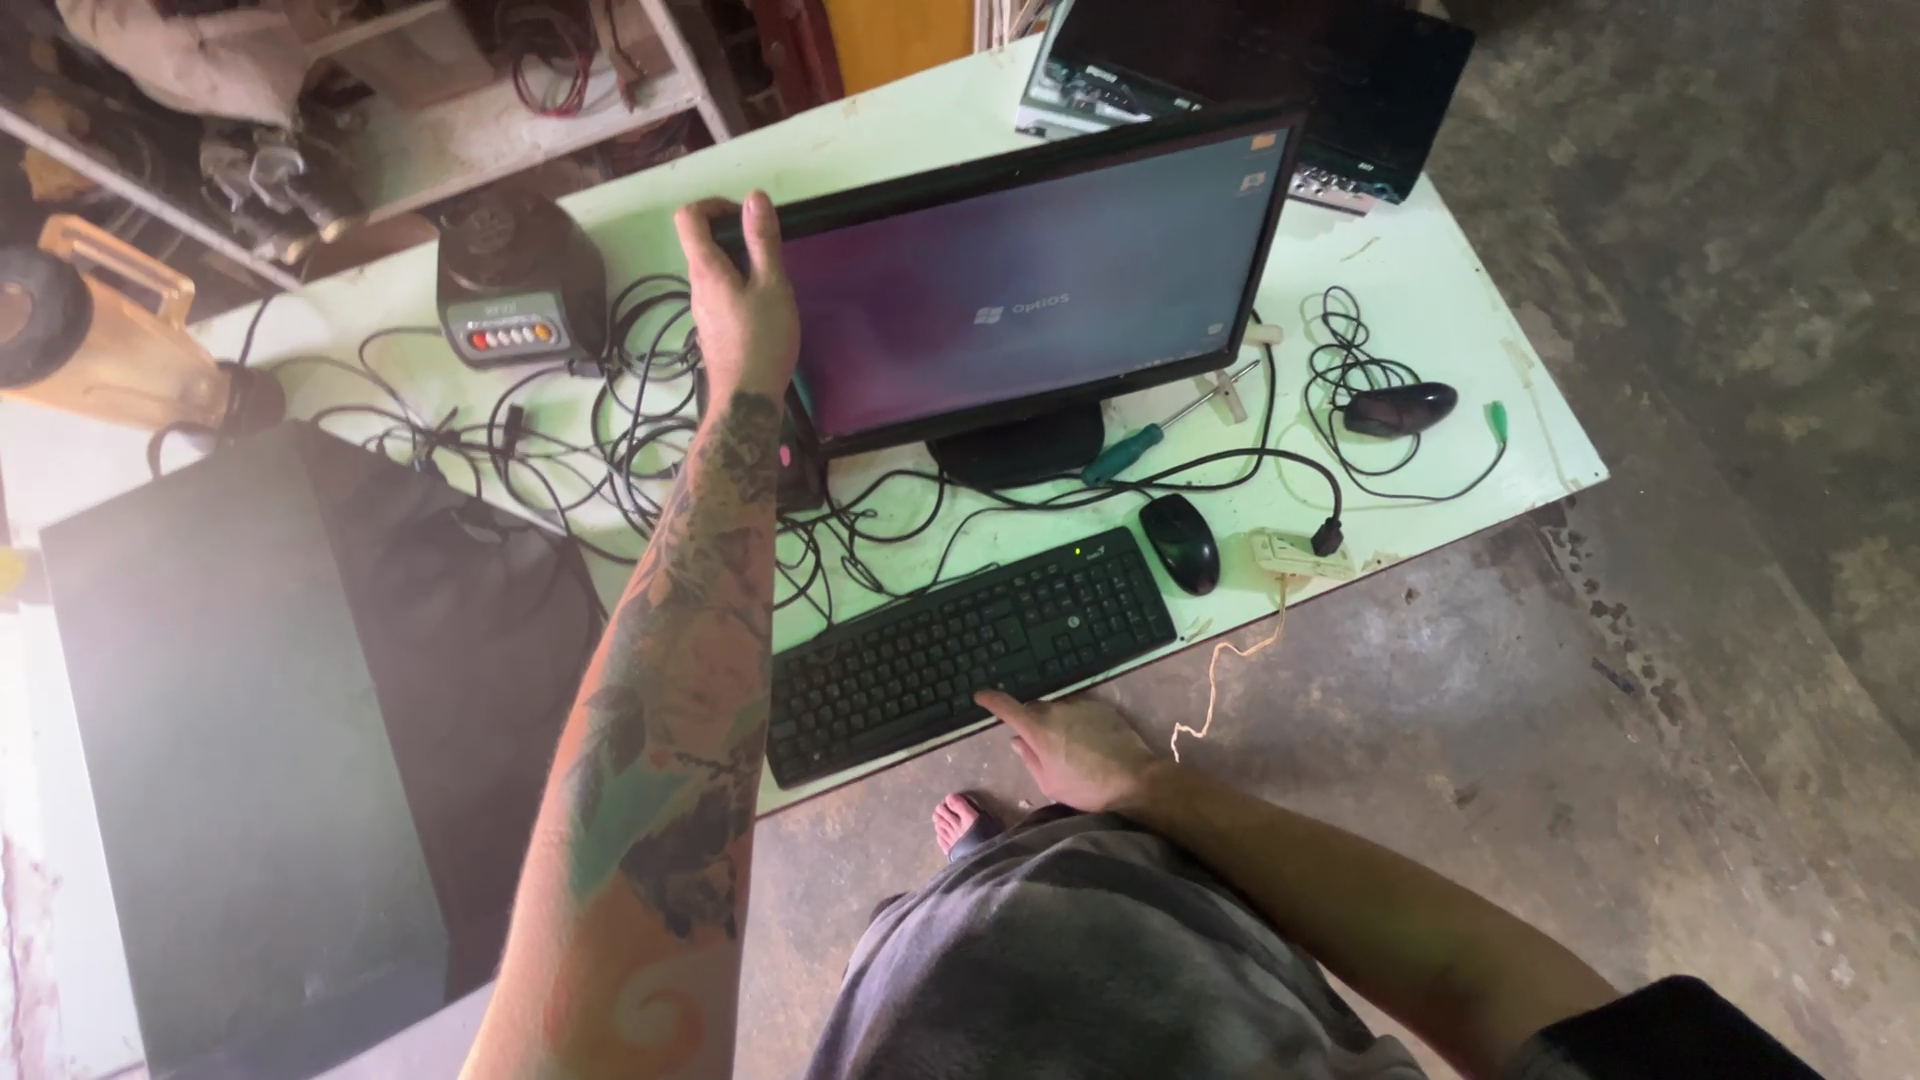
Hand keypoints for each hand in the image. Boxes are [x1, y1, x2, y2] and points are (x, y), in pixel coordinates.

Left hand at [674, 191, 800, 399]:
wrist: (748, 397)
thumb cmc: (763, 339)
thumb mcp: (772, 286)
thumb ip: (762, 241)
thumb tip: (754, 197)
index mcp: (706, 269)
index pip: (689, 216)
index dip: (714, 205)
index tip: (745, 217)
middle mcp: (696, 286)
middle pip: (702, 244)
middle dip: (732, 236)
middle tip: (767, 251)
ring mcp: (702, 311)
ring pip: (713, 272)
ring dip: (738, 265)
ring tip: (771, 283)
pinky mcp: (713, 330)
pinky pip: (720, 296)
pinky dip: (739, 289)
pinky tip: (764, 311)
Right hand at [975, 691, 1164, 812]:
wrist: (1135, 780)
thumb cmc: (1086, 788)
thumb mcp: (1050, 782)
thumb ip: (1029, 758)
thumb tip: (1016, 740)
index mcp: (1037, 729)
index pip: (1006, 706)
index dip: (991, 700)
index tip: (981, 697)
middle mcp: (1056, 710)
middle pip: (1034, 709)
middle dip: (1032, 722)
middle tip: (1040, 745)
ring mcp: (1080, 705)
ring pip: (1058, 710)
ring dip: (1057, 723)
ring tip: (1071, 749)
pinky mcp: (1101, 707)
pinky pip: (1080, 711)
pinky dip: (1078, 723)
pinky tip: (1090, 744)